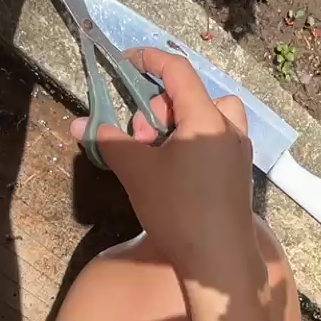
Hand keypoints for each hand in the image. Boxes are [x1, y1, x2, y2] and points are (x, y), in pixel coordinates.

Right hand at [73, 47, 256, 282]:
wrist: (219, 261)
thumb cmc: (179, 210)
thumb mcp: (137, 172)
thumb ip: (110, 142)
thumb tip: (82, 125)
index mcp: (207, 118)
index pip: (178, 70)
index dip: (149, 59)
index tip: (126, 62)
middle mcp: (229, 128)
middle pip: (191, 95)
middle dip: (158, 107)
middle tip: (140, 139)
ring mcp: (238, 152)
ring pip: (208, 117)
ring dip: (178, 124)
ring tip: (158, 154)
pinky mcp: (238, 175)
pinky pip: (214, 141)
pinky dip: (192, 143)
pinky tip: (174, 173)